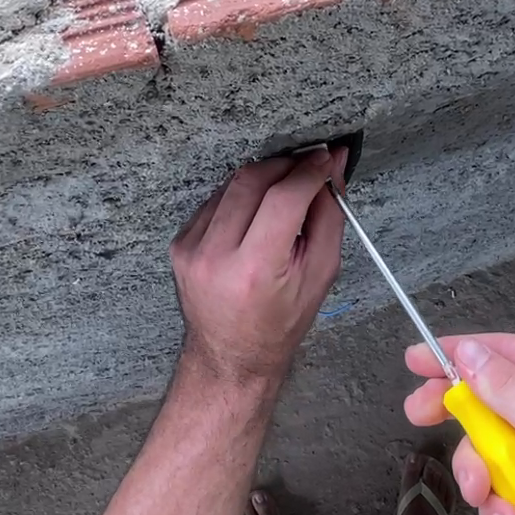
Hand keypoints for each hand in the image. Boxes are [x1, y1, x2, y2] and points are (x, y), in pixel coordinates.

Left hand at [170, 147, 348, 384]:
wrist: (231, 357)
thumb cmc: (281, 322)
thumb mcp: (321, 273)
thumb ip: (330, 215)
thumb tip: (334, 168)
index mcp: (256, 269)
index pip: (284, 197)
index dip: (309, 170)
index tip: (327, 157)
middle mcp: (216, 256)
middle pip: (253, 179)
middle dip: (286, 165)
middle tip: (309, 166)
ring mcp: (192, 249)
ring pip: (232, 184)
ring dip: (264, 178)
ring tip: (286, 194)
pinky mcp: (180, 243)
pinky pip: (216, 200)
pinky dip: (242, 197)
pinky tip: (256, 216)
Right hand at [403, 334, 514, 514]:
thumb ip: (509, 392)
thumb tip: (470, 353)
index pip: (504, 353)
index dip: (458, 354)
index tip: (416, 359)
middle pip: (489, 400)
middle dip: (461, 420)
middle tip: (419, 416)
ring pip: (489, 449)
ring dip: (484, 478)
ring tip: (493, 500)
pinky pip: (502, 487)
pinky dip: (502, 508)